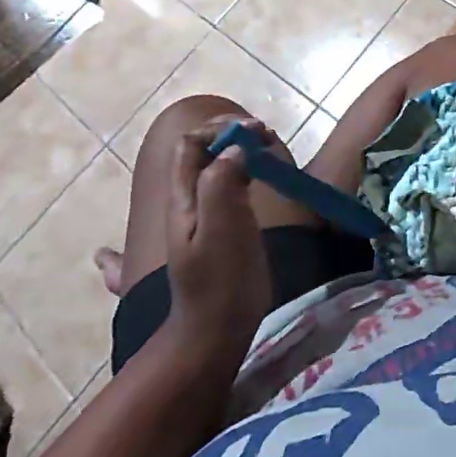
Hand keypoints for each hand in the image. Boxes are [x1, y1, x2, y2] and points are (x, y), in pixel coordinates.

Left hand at [165, 117, 271, 357]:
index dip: (218, 130)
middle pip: (204, 152)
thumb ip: (222, 186)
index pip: (190, 145)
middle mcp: (193, 201)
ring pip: (221, 167)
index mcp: (184, 199)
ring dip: (244, 151)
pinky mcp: (230, 228)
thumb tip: (234, 150)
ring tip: (272, 150)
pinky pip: (234, 186)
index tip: (255, 132)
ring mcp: (211, 215)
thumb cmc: (220, 280)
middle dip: (233, 136)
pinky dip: (250, 171)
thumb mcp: (220, 231)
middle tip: (267, 137)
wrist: (218, 327)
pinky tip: (268, 176)